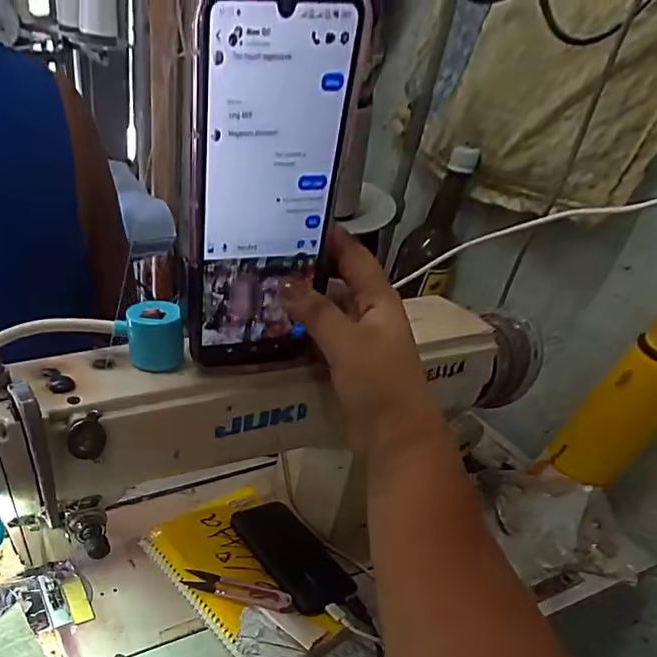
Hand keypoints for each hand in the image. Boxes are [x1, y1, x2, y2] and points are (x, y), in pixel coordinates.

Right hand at [282, 228, 445, 457]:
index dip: (330, 237)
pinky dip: (299, 337)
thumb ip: (316, 312)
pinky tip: (274, 333)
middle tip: (266, 261)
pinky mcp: (344, 368)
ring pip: (324, 316)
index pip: (353, 257)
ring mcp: (356, 343)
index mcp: (378, 300)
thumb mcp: (347, 342)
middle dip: (305, 274)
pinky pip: (318, 344)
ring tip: (262, 293)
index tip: (296, 219)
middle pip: (335, 285)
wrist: (394, 435)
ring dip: (299, 308)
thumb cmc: (379, 383)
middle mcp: (368, 316)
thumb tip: (285, 283)